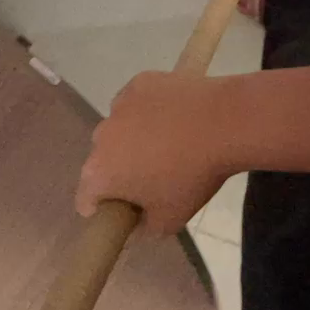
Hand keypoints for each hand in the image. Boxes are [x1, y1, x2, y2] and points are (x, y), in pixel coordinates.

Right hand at [75, 72, 233, 234]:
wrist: (223, 121)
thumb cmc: (193, 175)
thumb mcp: (169, 220)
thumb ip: (144, 228)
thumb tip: (138, 222)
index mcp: (98, 174)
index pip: (86, 199)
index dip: (103, 208)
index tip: (127, 208)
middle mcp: (100, 136)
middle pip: (102, 160)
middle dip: (120, 169)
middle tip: (153, 173)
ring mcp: (119, 103)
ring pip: (119, 127)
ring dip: (133, 136)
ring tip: (168, 139)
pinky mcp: (140, 81)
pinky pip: (136, 101)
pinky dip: (148, 108)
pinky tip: (173, 113)